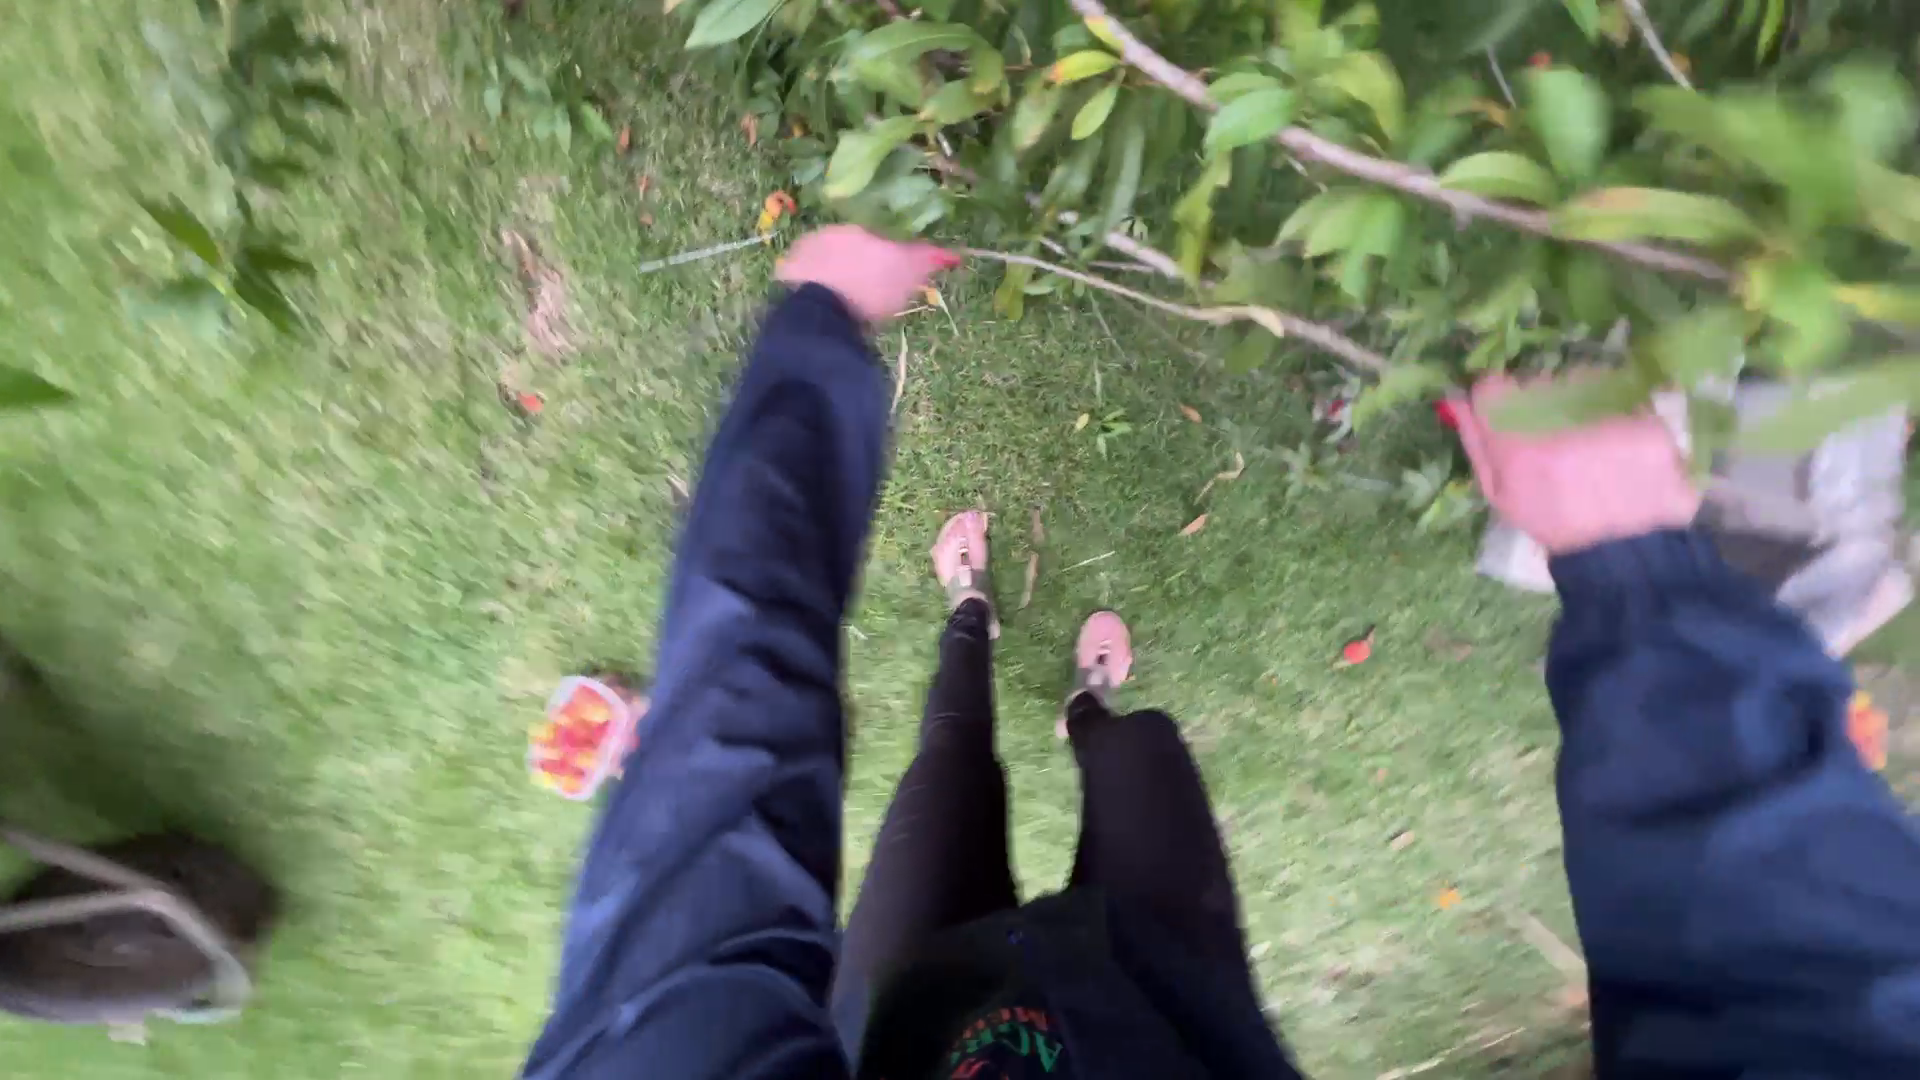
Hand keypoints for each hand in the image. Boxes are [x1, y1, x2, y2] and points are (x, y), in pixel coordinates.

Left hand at [775, 225, 959, 321]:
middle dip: (858, 268)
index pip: (875, 238)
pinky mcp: (784, 283)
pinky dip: (815, 296)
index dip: (886, 258)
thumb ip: (927, 260)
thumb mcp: (907, 273)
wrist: (820, 313)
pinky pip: (804, 286)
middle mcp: (825, 235)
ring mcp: (800, 258)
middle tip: (869, 297)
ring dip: (834, 281)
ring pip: (824, 267)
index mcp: (856, 229)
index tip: (892, 281)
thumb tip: (954, 253)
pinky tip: (825, 315)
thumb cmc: (869, 289)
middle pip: (847, 250)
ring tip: (846, 309)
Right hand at [1454, 376, 1699, 555]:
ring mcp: (1609, 421)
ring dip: (1579, 397)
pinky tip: (1616, 438)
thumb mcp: (1497, 490)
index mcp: (1514, 445)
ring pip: (1583, 381)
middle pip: (1538, 380)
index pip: (1493, 386)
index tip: (1502, 404)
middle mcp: (1560, 426)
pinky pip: (1625, 397)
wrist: (1622, 546)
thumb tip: (1457, 399)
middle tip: (1550, 426)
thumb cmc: (1548, 519)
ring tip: (1587, 432)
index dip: (1496, 394)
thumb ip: (1476, 441)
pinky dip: (1618, 410)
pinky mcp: (1649, 423)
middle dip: (1539, 397)